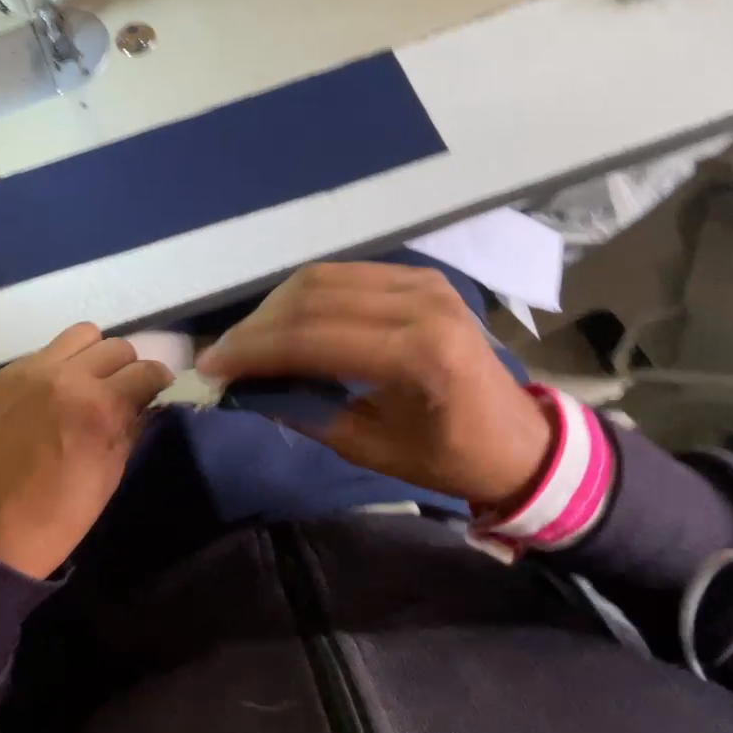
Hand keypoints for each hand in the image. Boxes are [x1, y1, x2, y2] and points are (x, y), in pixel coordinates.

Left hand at [0, 323, 175, 578]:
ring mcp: (32, 370)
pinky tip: (55, 394)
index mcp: (100, 406)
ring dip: (94, 355)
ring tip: (90, 382)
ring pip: (81, 334)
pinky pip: (46, 352)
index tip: (157, 391)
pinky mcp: (6, 374)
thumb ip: (132, 425)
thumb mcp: (112, 471)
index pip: (147, 371)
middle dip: (128, 368)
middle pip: (117, 346)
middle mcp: (67, 376)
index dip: (159, 381)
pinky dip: (60, 366)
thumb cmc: (63, 512)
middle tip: (123, 391)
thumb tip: (147, 401)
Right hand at [195, 262, 552, 513]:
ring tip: (246, 340)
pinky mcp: (418, 276)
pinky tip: (281, 320)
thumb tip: (242, 387)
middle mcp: (422, 305)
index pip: (312, 338)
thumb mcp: (370, 449)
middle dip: (254, 327)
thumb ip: (304, 411)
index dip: (252, 350)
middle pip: (309, 299)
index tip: (211, 368)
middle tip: (221, 354)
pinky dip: (300, 296)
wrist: (521, 439)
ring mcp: (422, 283)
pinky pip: (340, 275)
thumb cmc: (448, 456)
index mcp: (420, 355)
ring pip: (319, 279)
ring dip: (272, 308)